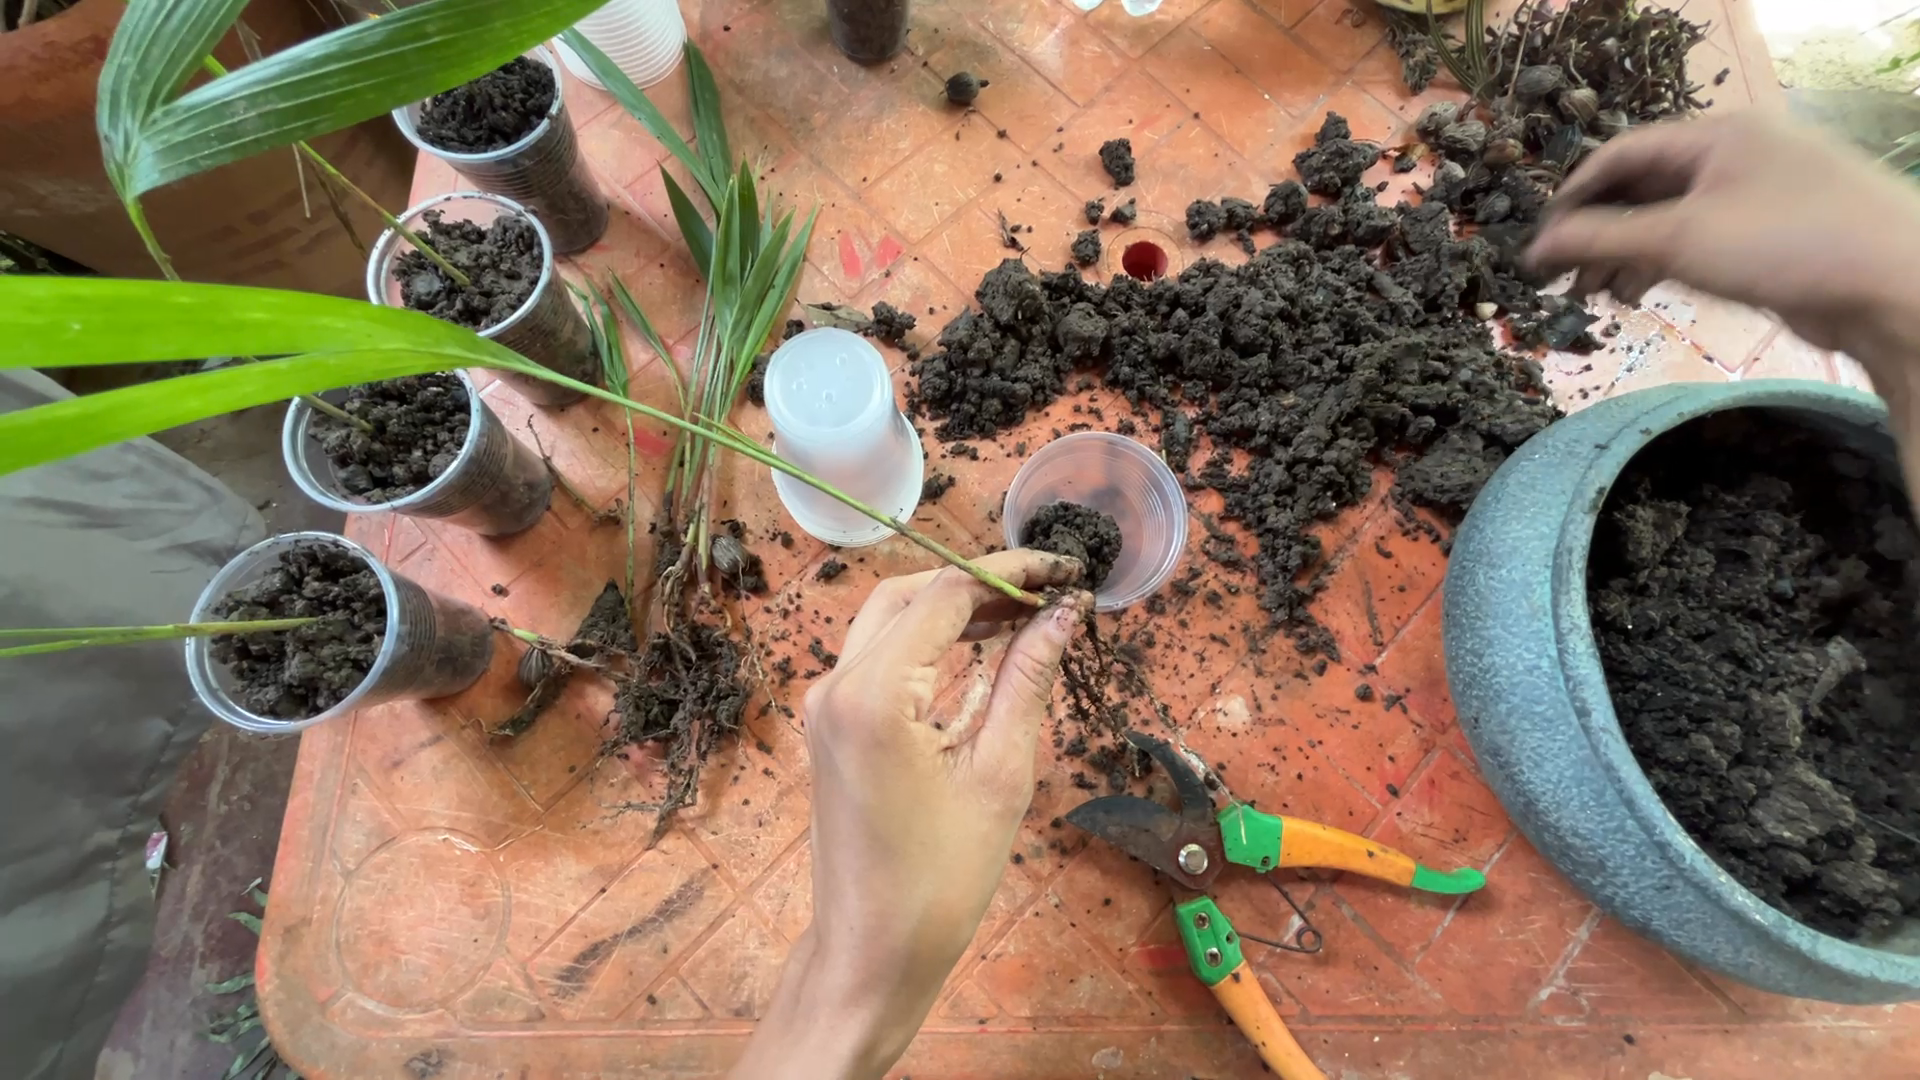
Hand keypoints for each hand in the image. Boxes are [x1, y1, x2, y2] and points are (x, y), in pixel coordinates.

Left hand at [728, 550, 1089, 1079]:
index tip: (1061, 568)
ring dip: (952, 606)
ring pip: (890, 617)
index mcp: (876, 693)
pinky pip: (878, 652)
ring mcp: (825, 698)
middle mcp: (837, 681)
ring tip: (1021, 613)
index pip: (947, 594)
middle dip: (979, 582)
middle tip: (1044, 591)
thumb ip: (1027, 678)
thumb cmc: (943, 879)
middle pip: (911, 594)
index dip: (1010, 573)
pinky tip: (975, 646)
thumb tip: (1064, 613)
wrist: (870, 952)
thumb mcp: (1001, 772)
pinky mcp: (829, 717)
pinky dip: (926, 638)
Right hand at [1526, 112, 1919, 384]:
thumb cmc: (1782, 244)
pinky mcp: (1758, 229)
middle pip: (1635, 189)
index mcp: (1716, 137)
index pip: (1618, 155)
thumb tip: (1531, 250)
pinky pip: (1683, 239)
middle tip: (1557, 276)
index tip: (1538, 241)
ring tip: (1589, 294)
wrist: (1893, 285)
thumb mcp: (1673, 239)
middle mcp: (1730, 156)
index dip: (1570, 197)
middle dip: (1590, 234)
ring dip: (1614, 256)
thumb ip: (1594, 240)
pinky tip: (1631, 294)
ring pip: (1656, 219)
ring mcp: (1747, 192)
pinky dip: (1648, 265)